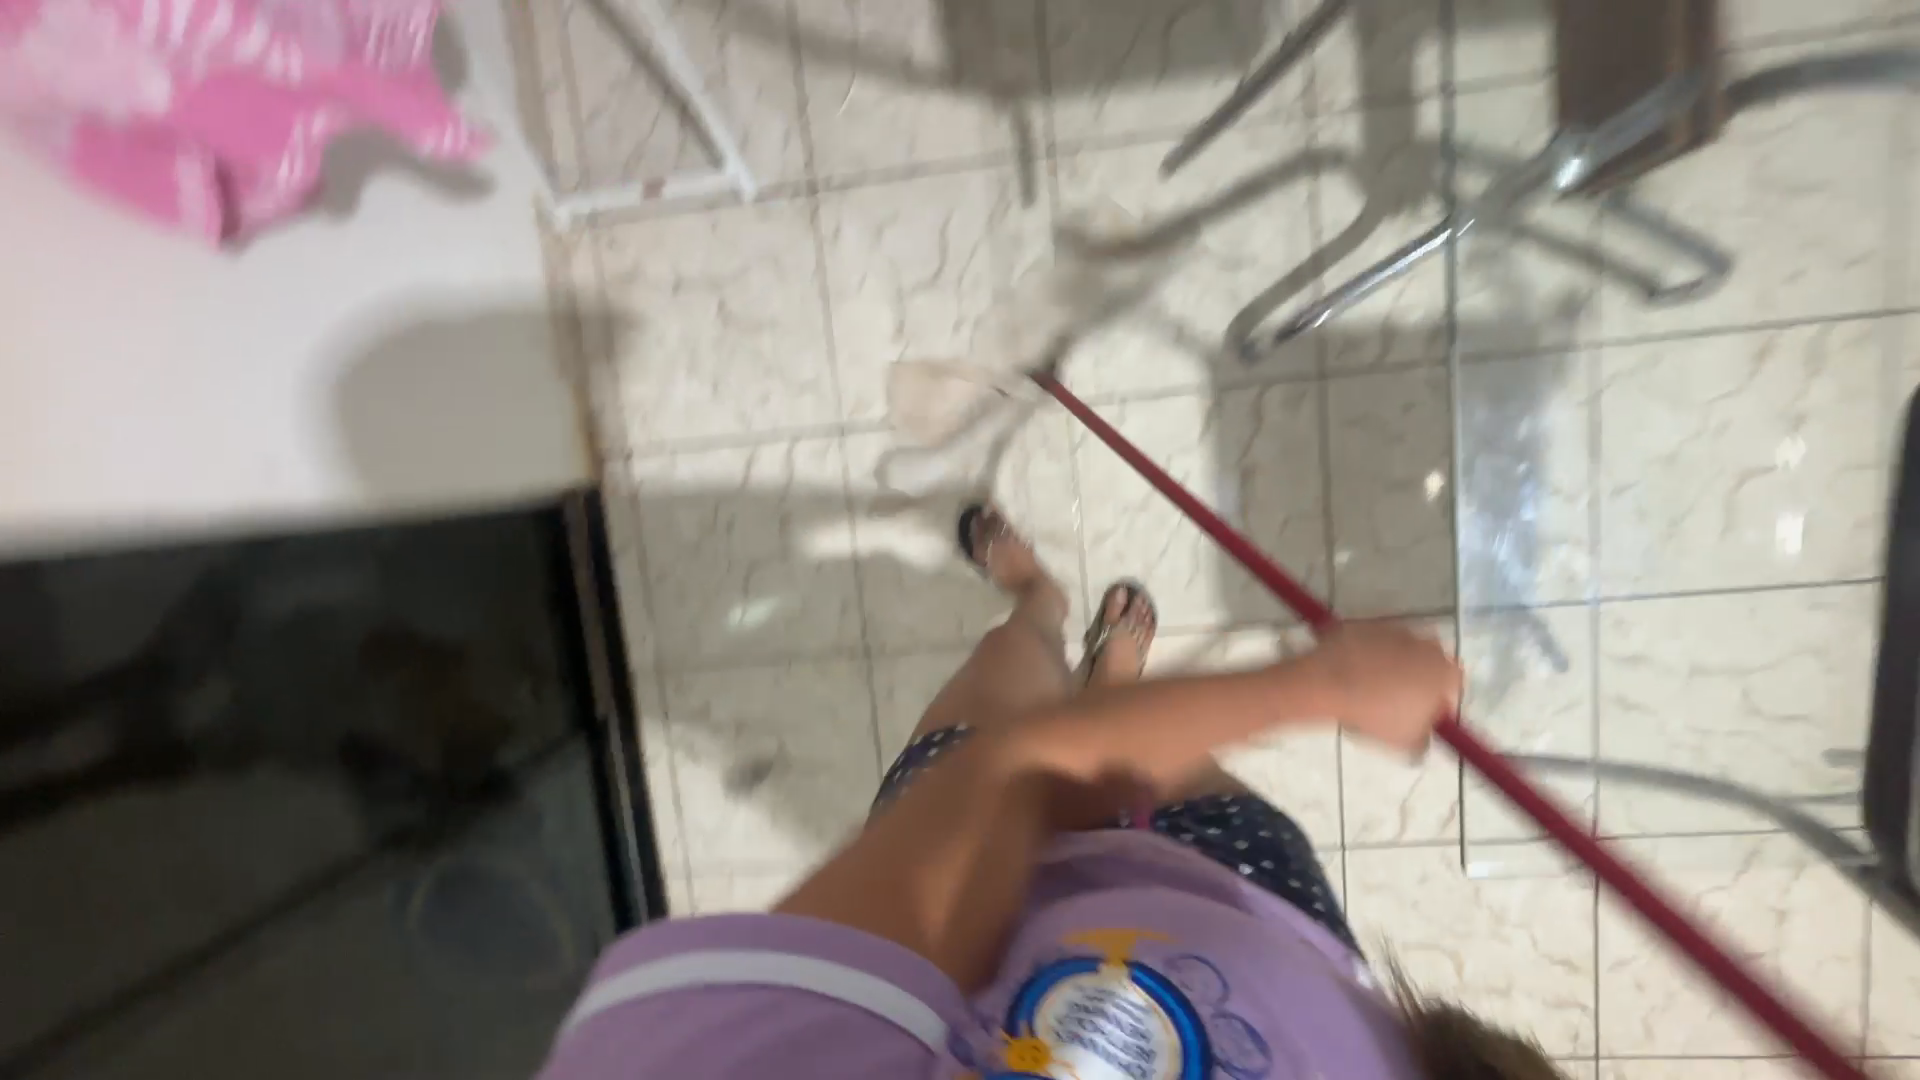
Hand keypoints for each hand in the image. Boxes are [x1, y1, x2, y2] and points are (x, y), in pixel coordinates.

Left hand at [1298, 623, 1461, 754]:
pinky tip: (1349, 669)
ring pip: (1398, 649)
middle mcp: (1424, 643)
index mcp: (1444, 670)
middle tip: (1394, 699)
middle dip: (1416, 678)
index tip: (1421, 713)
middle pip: (1427, 662)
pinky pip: (1368, 641)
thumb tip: (1422, 735)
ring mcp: (1391, 628)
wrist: (1327, 683)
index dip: (1437, 700)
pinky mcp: (1361, 623)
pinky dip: (1362, 652)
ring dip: (1389, 663)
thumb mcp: (1408, 741)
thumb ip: (1425, 737)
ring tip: (1366, 686)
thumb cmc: (1374, 713)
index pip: (1453, 684)